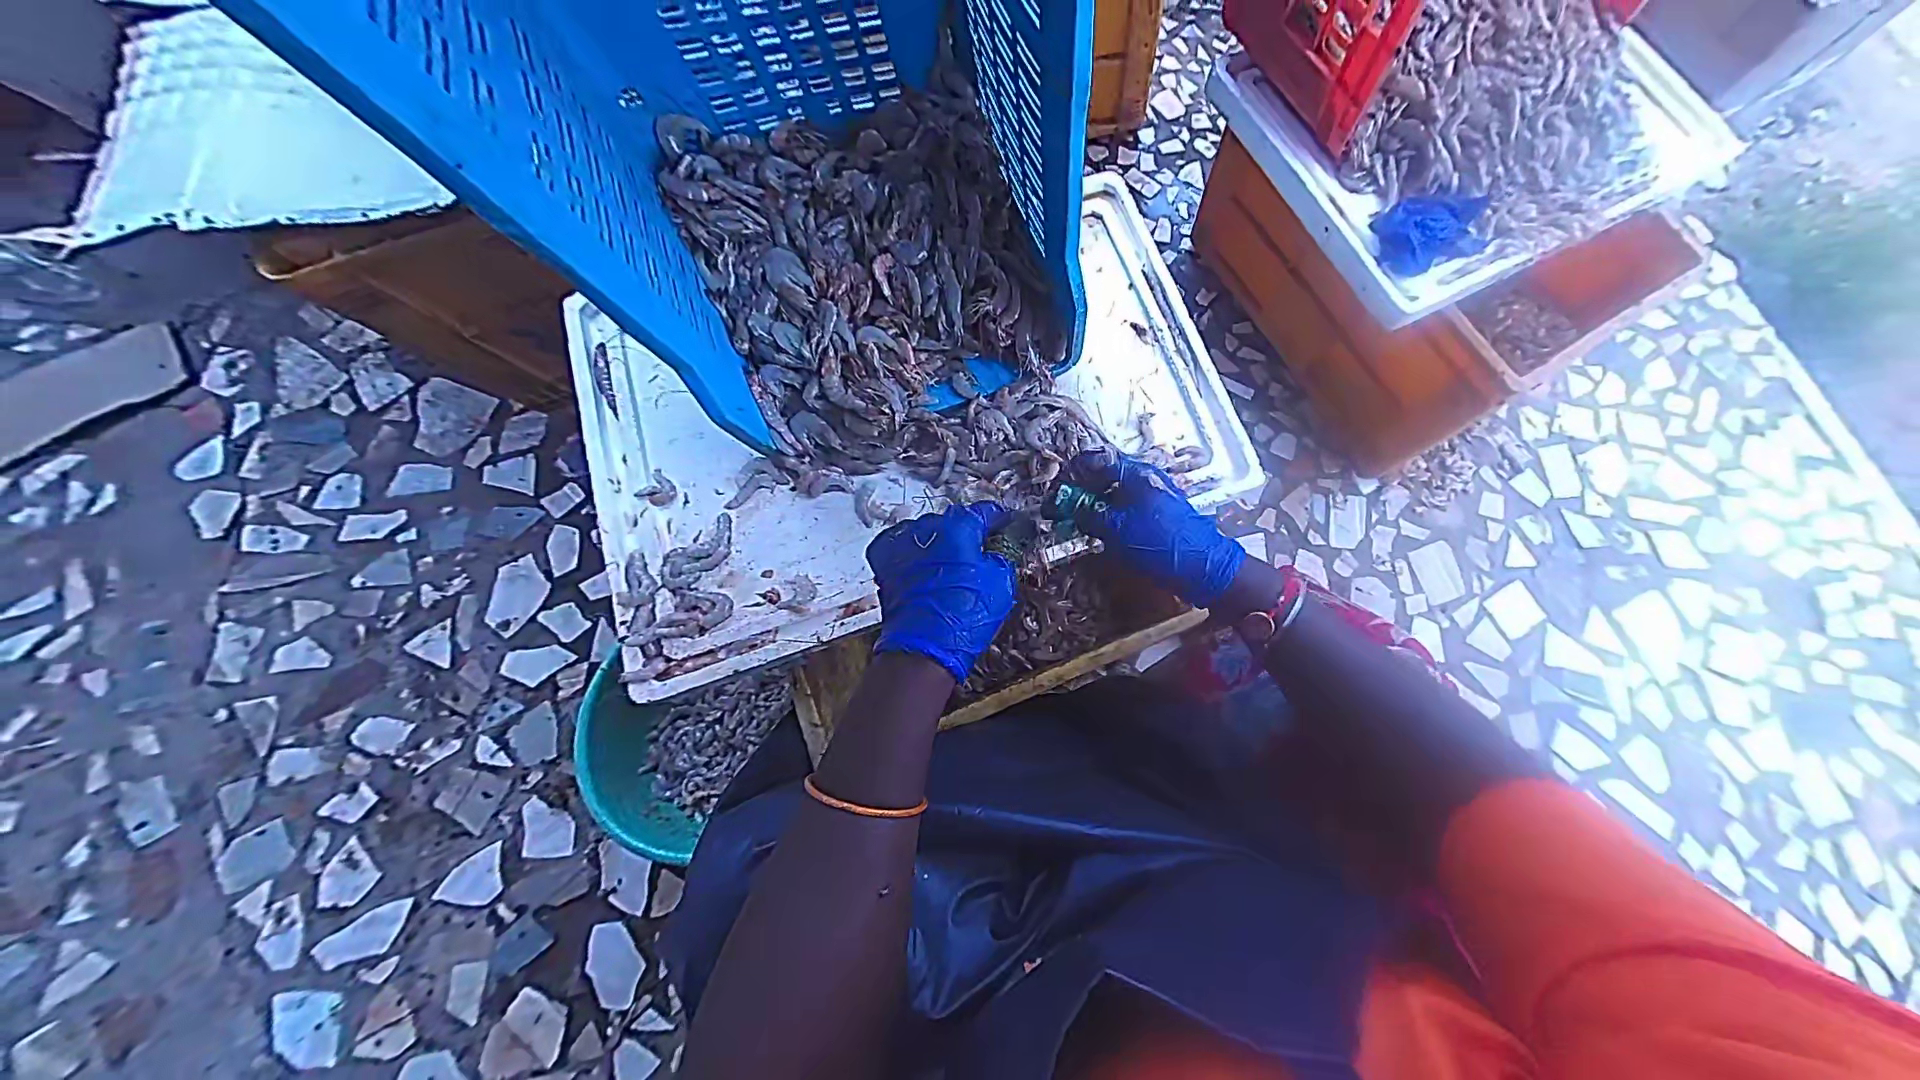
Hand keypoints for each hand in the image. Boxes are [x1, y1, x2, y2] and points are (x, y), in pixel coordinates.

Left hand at [866, 502, 1015, 682]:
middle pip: (952, 522)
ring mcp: (903, 545)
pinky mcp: (885, 564)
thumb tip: (996, 553)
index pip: (983, 512)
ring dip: (938, 544)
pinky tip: (923, 568)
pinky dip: (913, 554)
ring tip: (949, 566)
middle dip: (965, 534)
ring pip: (925, 534)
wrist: (925, 648)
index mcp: (958, 528)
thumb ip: (1000, 558)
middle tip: (977, 551)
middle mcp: (927, 530)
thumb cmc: (963, 620)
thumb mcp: (1001, 584)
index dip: (997, 517)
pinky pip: (901, 548)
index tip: (1002, 521)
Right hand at [1067, 450, 1245, 607]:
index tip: (1055, 493)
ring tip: (1074, 524)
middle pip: (1102, 476)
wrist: (1203, 568)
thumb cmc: (1159, 543)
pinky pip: (1124, 509)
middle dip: (1078, 491)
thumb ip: (1089, 514)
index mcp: (1135, 474)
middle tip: (1059, 511)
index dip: (1071, 473)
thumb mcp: (1117, 529)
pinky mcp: (1156, 514)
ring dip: (1091, 506)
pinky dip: (1107, 516)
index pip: (1094, 460)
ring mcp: (1151, 496)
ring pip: (1112, 493)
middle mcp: (1144, 479)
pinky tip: (1096, 532)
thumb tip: (1065, 506)